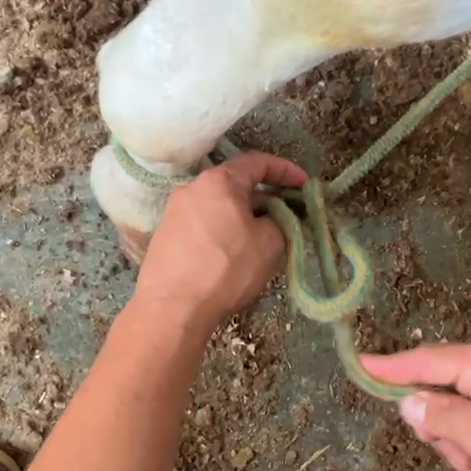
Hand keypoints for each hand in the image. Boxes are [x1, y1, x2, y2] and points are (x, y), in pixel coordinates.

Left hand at [134, 151, 306, 327]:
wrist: (172, 308)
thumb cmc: (225, 269)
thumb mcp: (269, 243)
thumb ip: (282, 221)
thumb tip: (279, 217)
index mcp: (219, 181)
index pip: (258, 162)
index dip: (286, 171)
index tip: (304, 186)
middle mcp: (192, 188)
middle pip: (236, 183)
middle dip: (265, 197)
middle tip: (287, 216)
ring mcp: (174, 211)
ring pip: (219, 205)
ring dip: (244, 215)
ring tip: (263, 237)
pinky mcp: (166, 235)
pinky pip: (204, 223)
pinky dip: (225, 229)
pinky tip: (234, 252)